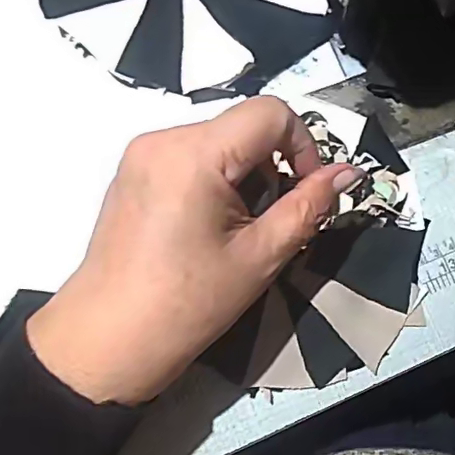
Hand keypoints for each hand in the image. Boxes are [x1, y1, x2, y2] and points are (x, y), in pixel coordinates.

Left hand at [27, 98, 361, 402]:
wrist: (107, 341)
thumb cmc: (186, 304)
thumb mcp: (261, 255)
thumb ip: (309, 205)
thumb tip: (347, 173)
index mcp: (193, 154)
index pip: (271, 113)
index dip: (304, 146)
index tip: (307, 190)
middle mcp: (163, 139)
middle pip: (245, 125)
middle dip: (274, 164)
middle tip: (276, 218)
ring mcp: (143, 153)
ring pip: (221, 139)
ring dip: (247, 173)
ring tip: (241, 228)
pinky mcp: (135, 171)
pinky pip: (193, 154)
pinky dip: (218, 177)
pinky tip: (212, 224)